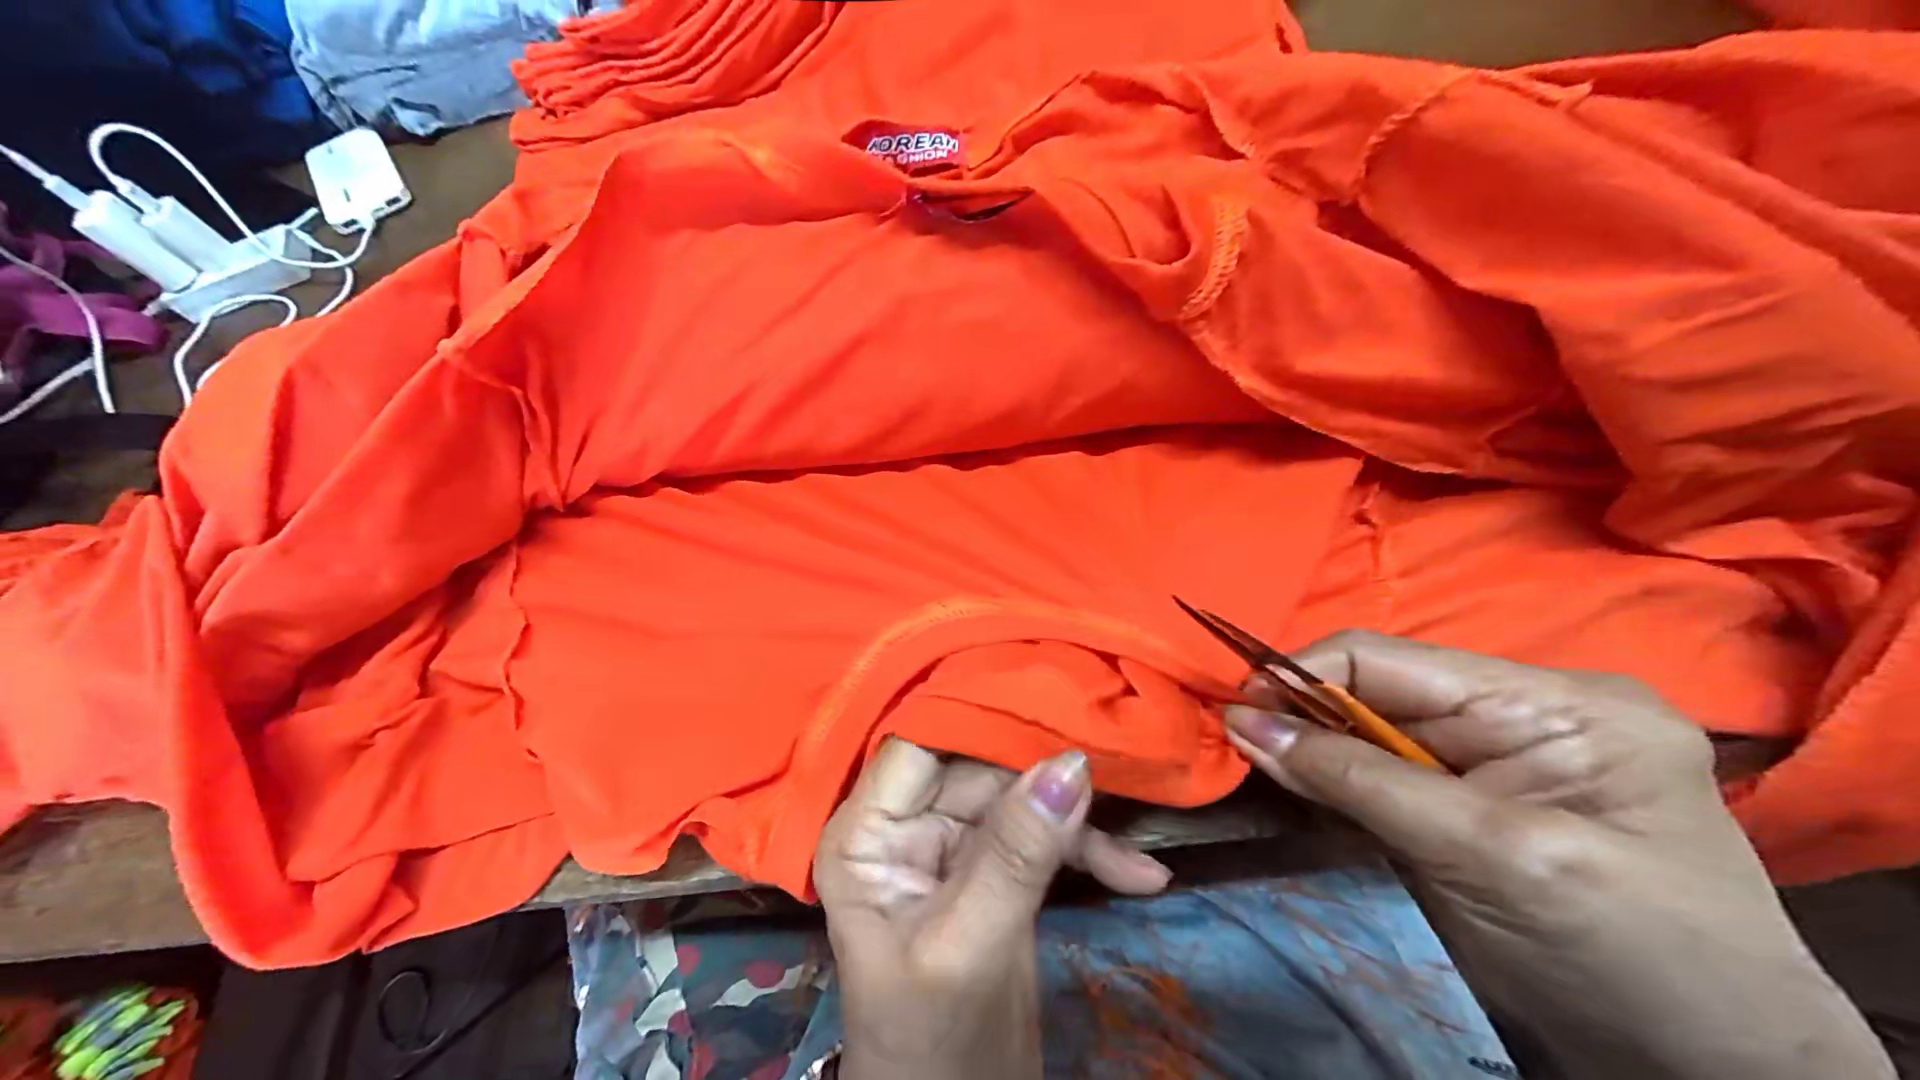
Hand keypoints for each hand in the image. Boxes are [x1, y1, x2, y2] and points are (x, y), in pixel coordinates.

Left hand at [814, 738, 1170, 1079]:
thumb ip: (1016, 854)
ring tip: (1130, 852)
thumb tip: (1071, 764)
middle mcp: (902, 823)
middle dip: (1039, 771)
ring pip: (1017, 795)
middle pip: (975, 764)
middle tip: (1108, 761)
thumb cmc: (929, 1039)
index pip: (919, 745)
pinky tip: (1139, 876)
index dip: (975, 715)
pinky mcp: (992, 865)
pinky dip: (1088, 851)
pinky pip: (1041, 834)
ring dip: (1075, 819)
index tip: (1044, 693)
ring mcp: (950, 842)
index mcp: (866, 832)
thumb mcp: (968, 945)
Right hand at [1222, 631, 1892, 1079]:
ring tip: (1260, 771)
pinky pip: (1380, 773)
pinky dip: (1335, 784)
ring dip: (1313, 754)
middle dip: (1304, 720)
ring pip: (1368, 733)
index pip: (1391, 659)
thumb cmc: (1632, 959)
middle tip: (1239, 750)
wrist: (1717, 1079)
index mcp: (1551, 702)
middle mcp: (1519, 711)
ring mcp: (1496, 756)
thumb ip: (1358, 782)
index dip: (1303, 675)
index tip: (1238, 712)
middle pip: (1375, 693)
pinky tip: (1303, 794)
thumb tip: (1242, 723)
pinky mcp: (1472, 799)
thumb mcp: (1490, 857)